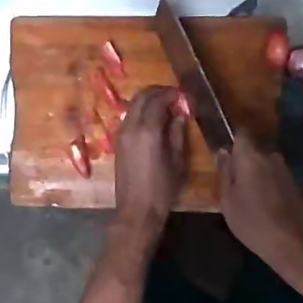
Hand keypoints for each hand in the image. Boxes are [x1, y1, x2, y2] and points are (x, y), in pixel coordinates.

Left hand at [114, 87, 188, 232]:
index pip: (158, 99)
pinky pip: (129, 118)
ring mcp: (121, 134)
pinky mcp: (118, 143)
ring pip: (133, 106)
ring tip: (166, 108)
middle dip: (158, 92)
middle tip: (174, 96)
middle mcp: (131, 127)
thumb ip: (177, 133)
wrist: (137, 210)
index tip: (184, 96)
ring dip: (148, 101)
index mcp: (148, 130)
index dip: (172, 94)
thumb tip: (179, 115)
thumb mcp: (177, 161)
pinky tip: (154, 121)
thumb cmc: (162, 188)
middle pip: (141, 97)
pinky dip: (141, 112)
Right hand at [217, 133, 302, 268]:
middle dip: (243, 161)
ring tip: (247, 197)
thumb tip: (223, 151)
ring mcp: (285, 170)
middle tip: (232, 182)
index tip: (225, 151)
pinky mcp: (294, 183)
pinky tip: (263, 204)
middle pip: (253, 150)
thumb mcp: (227, 200)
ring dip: (256, 174)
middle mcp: (270, 156)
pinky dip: (267, 184)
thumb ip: (225, 172)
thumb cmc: (252, 222)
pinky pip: (274, 176)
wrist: (292, 243)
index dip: (233, 138)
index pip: (242, 132)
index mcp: (251, 156)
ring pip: (264, 164)